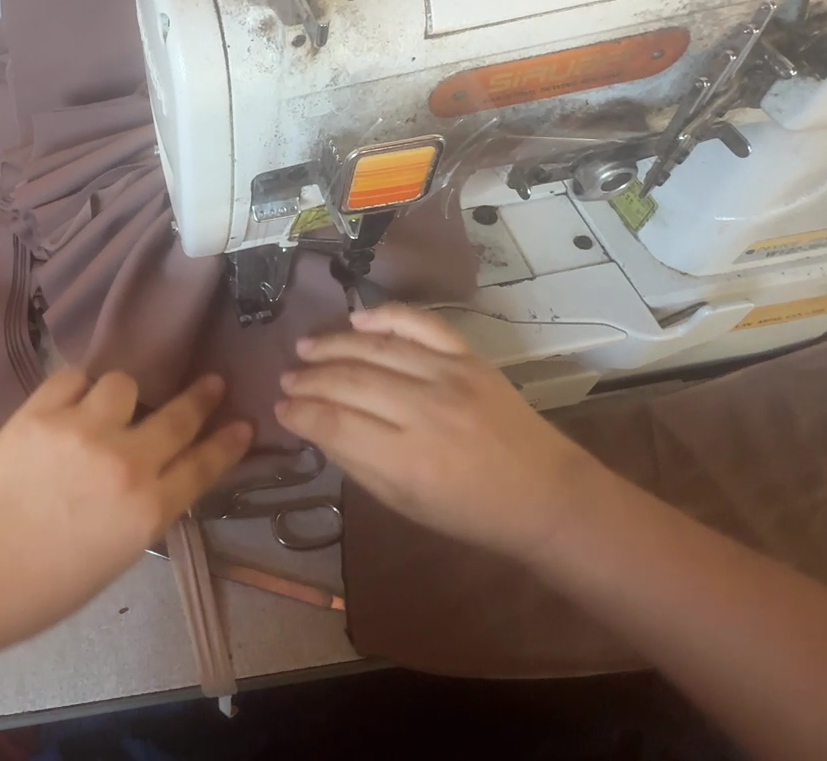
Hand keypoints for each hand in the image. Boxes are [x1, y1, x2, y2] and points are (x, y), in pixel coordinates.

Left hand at [0, 369, 253, 648]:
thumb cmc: (38, 589)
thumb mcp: (111, 559)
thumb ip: (140, 512)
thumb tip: (149, 477)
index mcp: (147, 512)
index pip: (203, 467)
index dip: (228, 443)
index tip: (242, 422)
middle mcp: (125, 463)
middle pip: (178, 417)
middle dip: (201, 397)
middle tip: (211, 383)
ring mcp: (83, 430)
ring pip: (123, 384)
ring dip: (121, 395)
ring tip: (107, 406)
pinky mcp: (41, 411)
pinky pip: (73, 378)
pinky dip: (77, 387)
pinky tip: (71, 401)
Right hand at [276, 304, 609, 559]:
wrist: (546, 496)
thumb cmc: (468, 512)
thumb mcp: (402, 502)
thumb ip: (354, 460)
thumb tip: (312, 423)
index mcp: (407, 460)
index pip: (333, 422)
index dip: (298, 412)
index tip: (279, 408)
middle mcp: (425, 411)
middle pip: (348, 381)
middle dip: (307, 379)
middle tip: (285, 379)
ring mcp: (450, 377)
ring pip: (375, 348)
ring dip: (332, 345)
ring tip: (304, 348)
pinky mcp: (470, 358)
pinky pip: (421, 324)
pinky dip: (386, 316)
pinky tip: (356, 318)